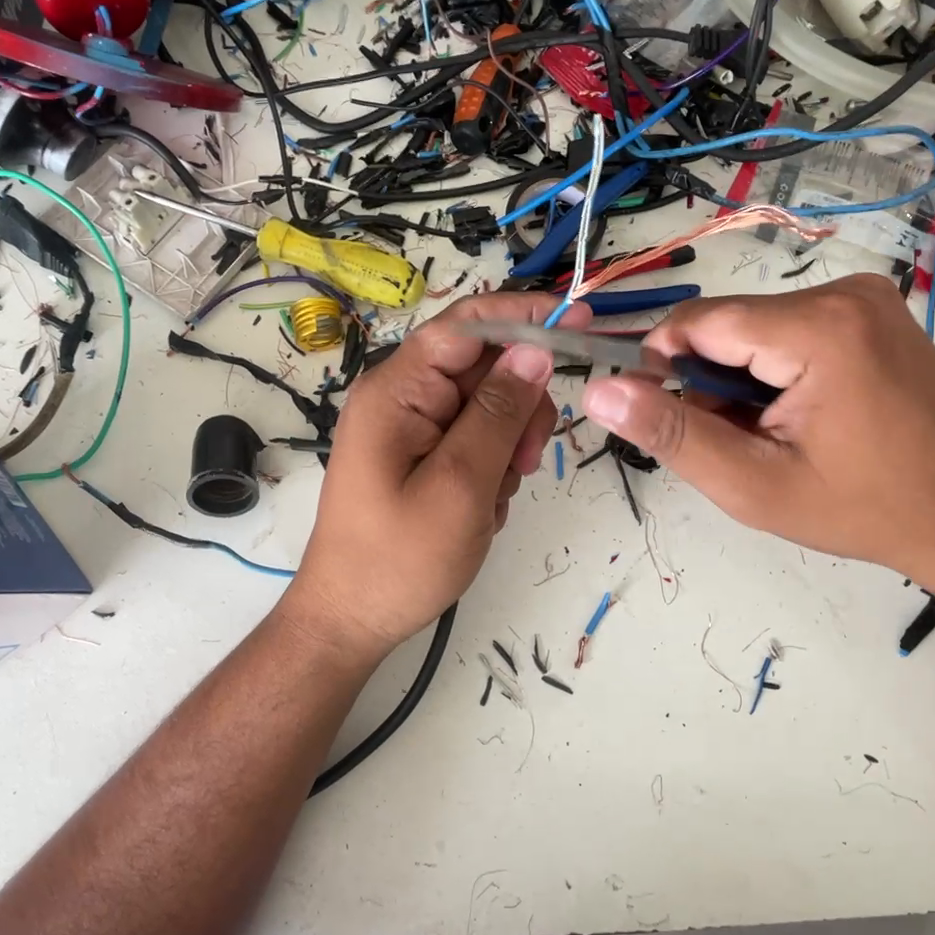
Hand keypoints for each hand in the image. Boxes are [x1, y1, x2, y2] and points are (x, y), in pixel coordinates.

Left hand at [280, 293, 592, 655]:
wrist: (353, 619)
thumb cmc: (400, 559)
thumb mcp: (461, 485)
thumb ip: (500, 413)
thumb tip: (535, 350)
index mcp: (397, 391)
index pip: (466, 325)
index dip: (524, 316)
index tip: (581, 321)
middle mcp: (401, 397)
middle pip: (484, 366)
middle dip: (518, 406)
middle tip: (527, 461)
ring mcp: (410, 428)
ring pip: (488, 407)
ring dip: (508, 446)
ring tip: (494, 496)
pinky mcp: (420, 456)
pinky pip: (475, 441)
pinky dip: (491, 468)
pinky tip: (481, 506)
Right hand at [580, 276, 934, 586]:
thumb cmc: (863, 509)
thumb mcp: (752, 483)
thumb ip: (670, 433)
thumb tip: (599, 391)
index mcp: (818, 328)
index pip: (697, 321)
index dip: (664, 368)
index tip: (675, 422)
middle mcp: (843, 292)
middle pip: (727, 325)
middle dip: (711, 382)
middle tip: (743, 444)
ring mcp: (865, 296)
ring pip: (755, 328)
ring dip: (742, 380)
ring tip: (778, 435)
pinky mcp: (874, 310)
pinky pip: (789, 329)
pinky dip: (775, 371)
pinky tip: (803, 416)